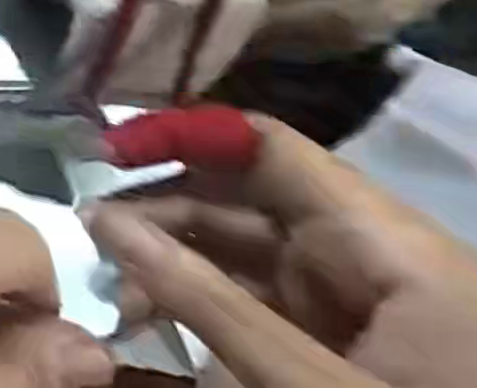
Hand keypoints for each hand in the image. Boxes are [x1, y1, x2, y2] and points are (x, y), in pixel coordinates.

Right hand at [83, 114, 476, 387]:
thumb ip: (205, 300)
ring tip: (111, 292)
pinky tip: (146, 316)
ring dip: (164, 260)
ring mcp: (358, 302)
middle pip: (234, 197)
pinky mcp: (348, 341)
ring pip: (233, 248)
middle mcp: (370, 257)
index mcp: (389, 246)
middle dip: (153, 214)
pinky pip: (253, 295)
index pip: (264, 146)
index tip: (101, 154)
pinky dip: (196, 299)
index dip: (179, 135)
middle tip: (87, 241)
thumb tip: (98, 219)